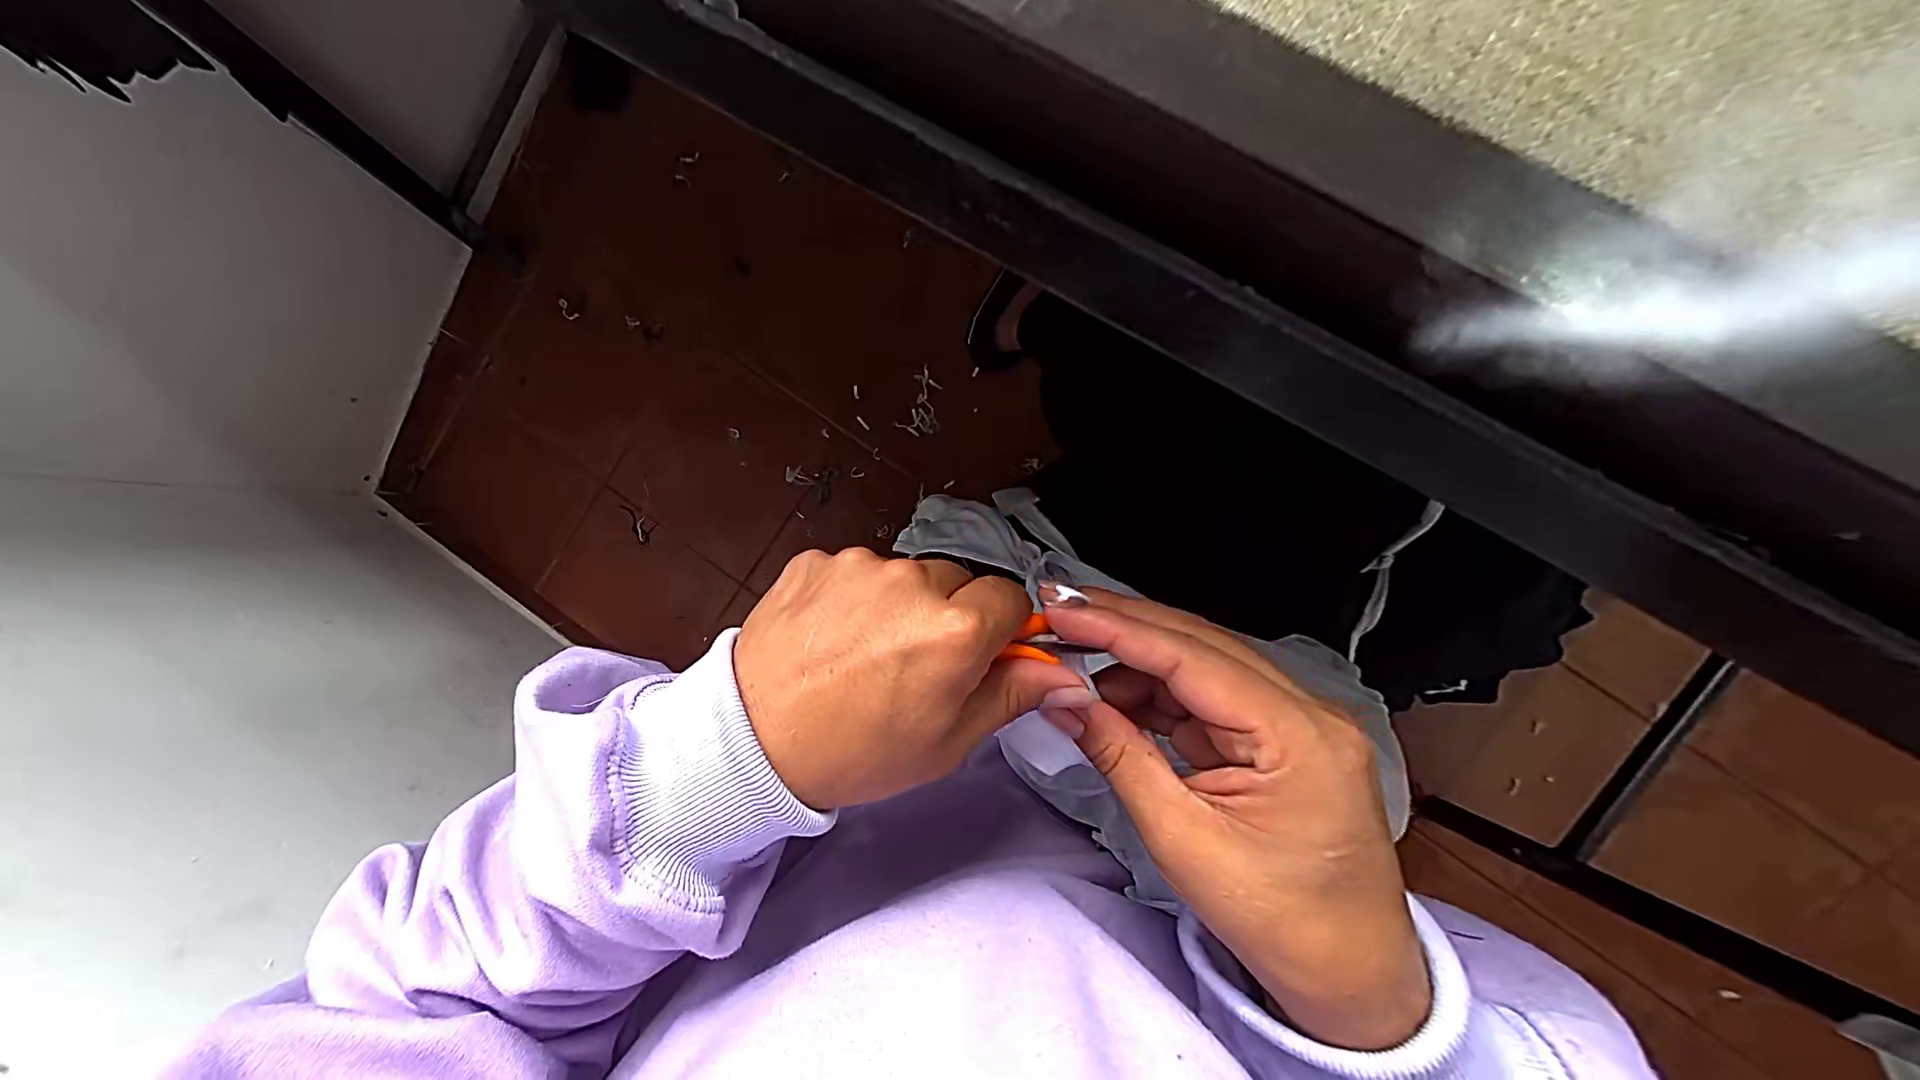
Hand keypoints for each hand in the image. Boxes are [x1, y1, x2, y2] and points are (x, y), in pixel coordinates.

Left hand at [734, 549, 1084, 809]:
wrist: (751, 745)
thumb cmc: (852, 752)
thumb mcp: (947, 741)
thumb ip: (1012, 693)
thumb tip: (1064, 676)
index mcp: (955, 629)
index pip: (1010, 597)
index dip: (999, 628)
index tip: (979, 651)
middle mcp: (911, 583)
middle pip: (958, 582)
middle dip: (948, 615)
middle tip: (914, 661)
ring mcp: (859, 566)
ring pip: (906, 576)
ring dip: (899, 604)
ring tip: (865, 652)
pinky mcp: (817, 561)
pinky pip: (857, 570)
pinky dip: (854, 597)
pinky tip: (833, 637)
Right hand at [1037, 586, 1430, 1050]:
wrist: (1348, 973)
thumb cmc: (1282, 921)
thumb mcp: (1183, 839)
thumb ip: (1120, 755)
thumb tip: (1065, 701)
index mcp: (1299, 735)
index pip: (1191, 657)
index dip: (1119, 628)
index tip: (1064, 611)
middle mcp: (1305, 710)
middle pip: (1196, 643)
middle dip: (1122, 625)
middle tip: (1060, 611)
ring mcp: (1292, 718)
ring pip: (1196, 663)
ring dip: (1132, 661)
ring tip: (1075, 667)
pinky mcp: (1273, 732)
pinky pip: (1202, 695)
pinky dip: (1153, 692)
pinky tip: (1113, 695)